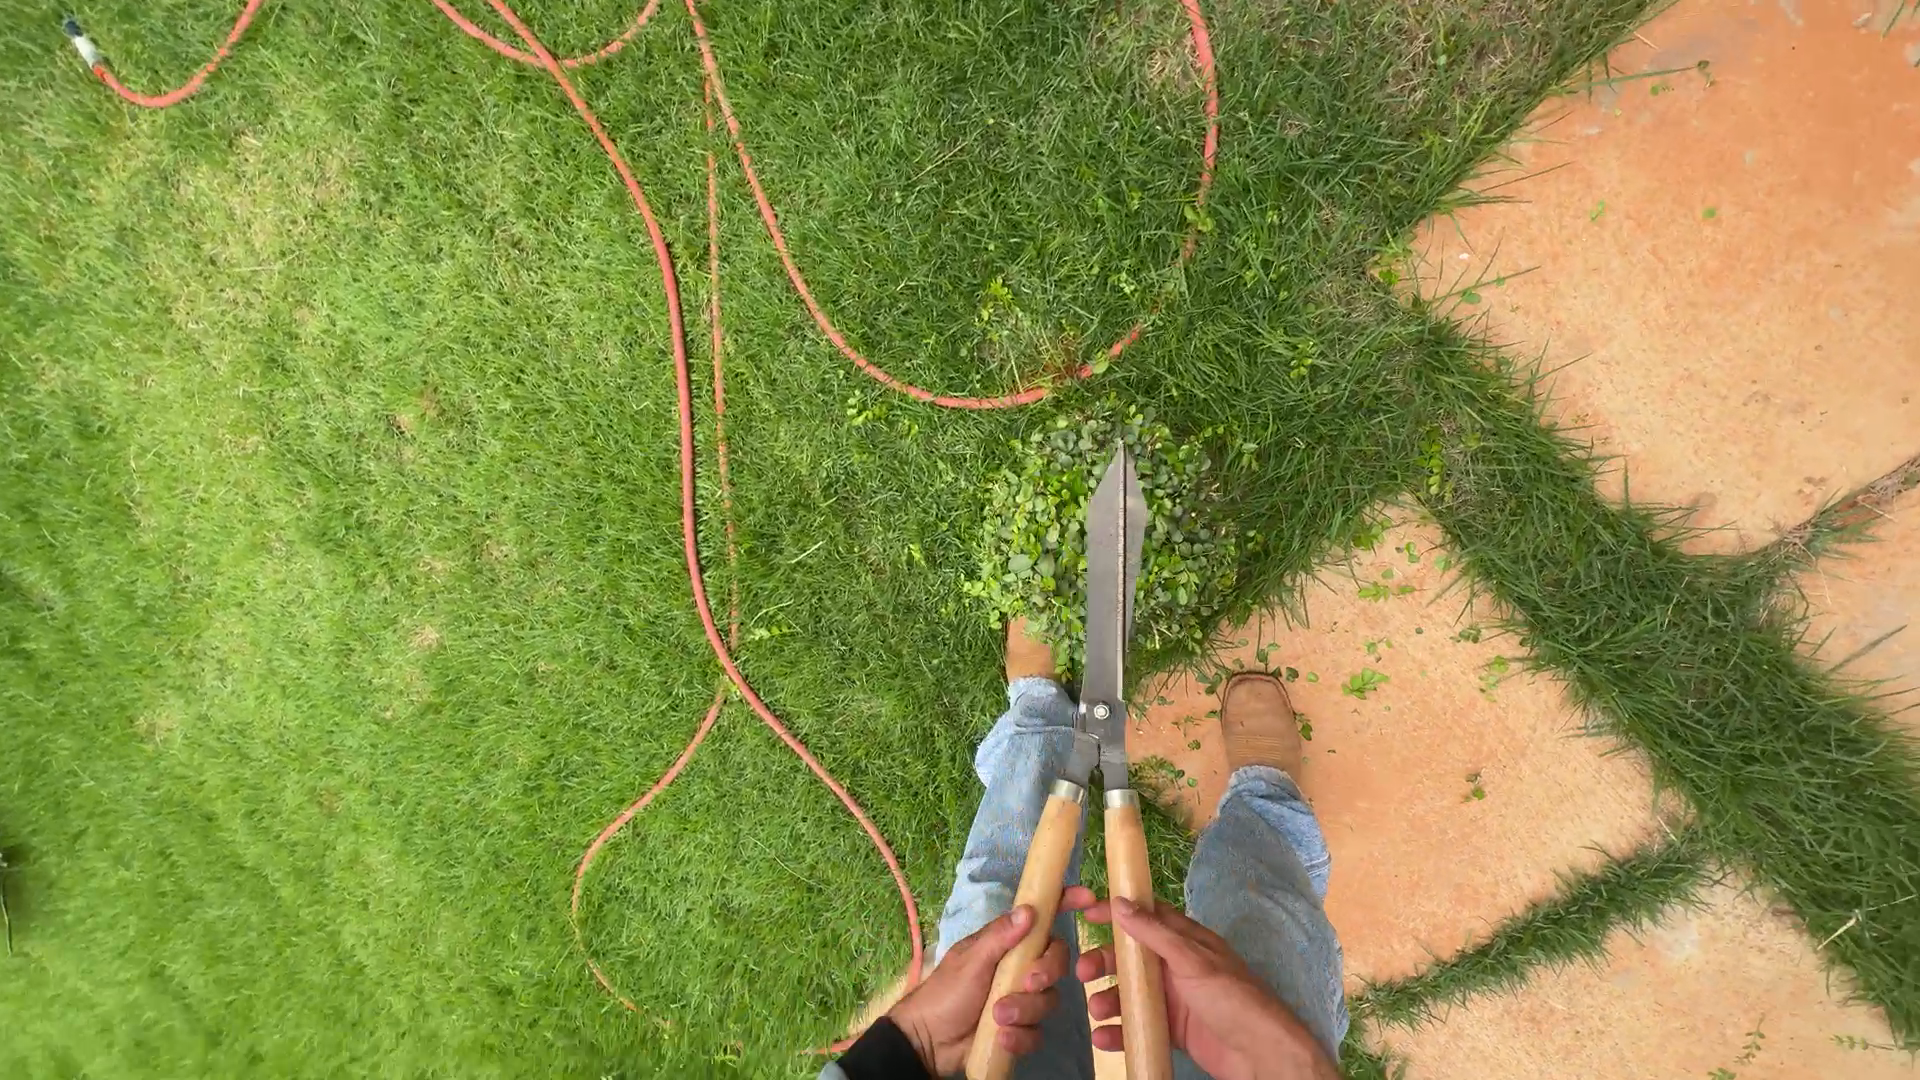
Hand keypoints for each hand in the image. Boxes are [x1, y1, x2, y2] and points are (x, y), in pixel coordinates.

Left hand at [889, 886, 1096, 1075]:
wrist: (929, 1041)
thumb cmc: (946, 991)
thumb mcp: (971, 959)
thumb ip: (1000, 936)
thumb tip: (1029, 910)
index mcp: (1009, 941)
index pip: (1043, 917)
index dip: (1065, 903)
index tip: (1087, 898)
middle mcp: (1021, 966)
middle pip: (1057, 960)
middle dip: (1045, 971)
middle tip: (1027, 982)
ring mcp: (1023, 998)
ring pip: (1048, 1000)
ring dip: (1025, 1010)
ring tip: (998, 1017)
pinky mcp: (1022, 1028)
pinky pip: (1038, 1032)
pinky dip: (1021, 1037)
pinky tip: (1002, 1038)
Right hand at [1079, 897, 1340, 1079]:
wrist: (1263, 1057)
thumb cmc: (1231, 997)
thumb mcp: (1192, 959)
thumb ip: (1155, 932)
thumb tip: (1120, 902)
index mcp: (1183, 939)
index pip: (1143, 916)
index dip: (1115, 912)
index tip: (1086, 913)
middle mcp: (1174, 964)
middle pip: (1129, 957)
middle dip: (1103, 962)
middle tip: (1081, 972)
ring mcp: (1173, 998)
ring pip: (1130, 992)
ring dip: (1108, 998)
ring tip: (1095, 1011)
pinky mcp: (1173, 1029)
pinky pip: (1139, 1024)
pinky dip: (1119, 1030)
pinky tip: (1105, 1038)